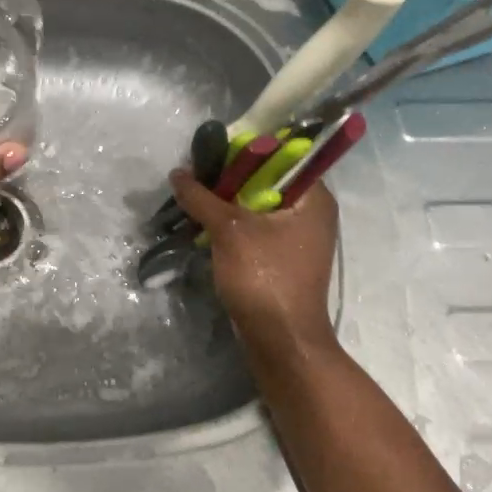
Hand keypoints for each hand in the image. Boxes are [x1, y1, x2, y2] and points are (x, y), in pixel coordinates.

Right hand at [171, 173, 338, 356]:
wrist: (280, 339)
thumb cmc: (264, 277)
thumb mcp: (228, 230)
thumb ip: (201, 197)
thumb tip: (177, 173)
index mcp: (313, 199)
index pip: (282, 157)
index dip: (245, 153)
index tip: (212, 156)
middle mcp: (311, 213)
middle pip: (265, 181)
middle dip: (228, 179)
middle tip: (196, 178)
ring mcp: (296, 238)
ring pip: (256, 206)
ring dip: (225, 203)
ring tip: (193, 199)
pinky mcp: (281, 258)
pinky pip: (254, 228)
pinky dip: (231, 225)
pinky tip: (203, 226)